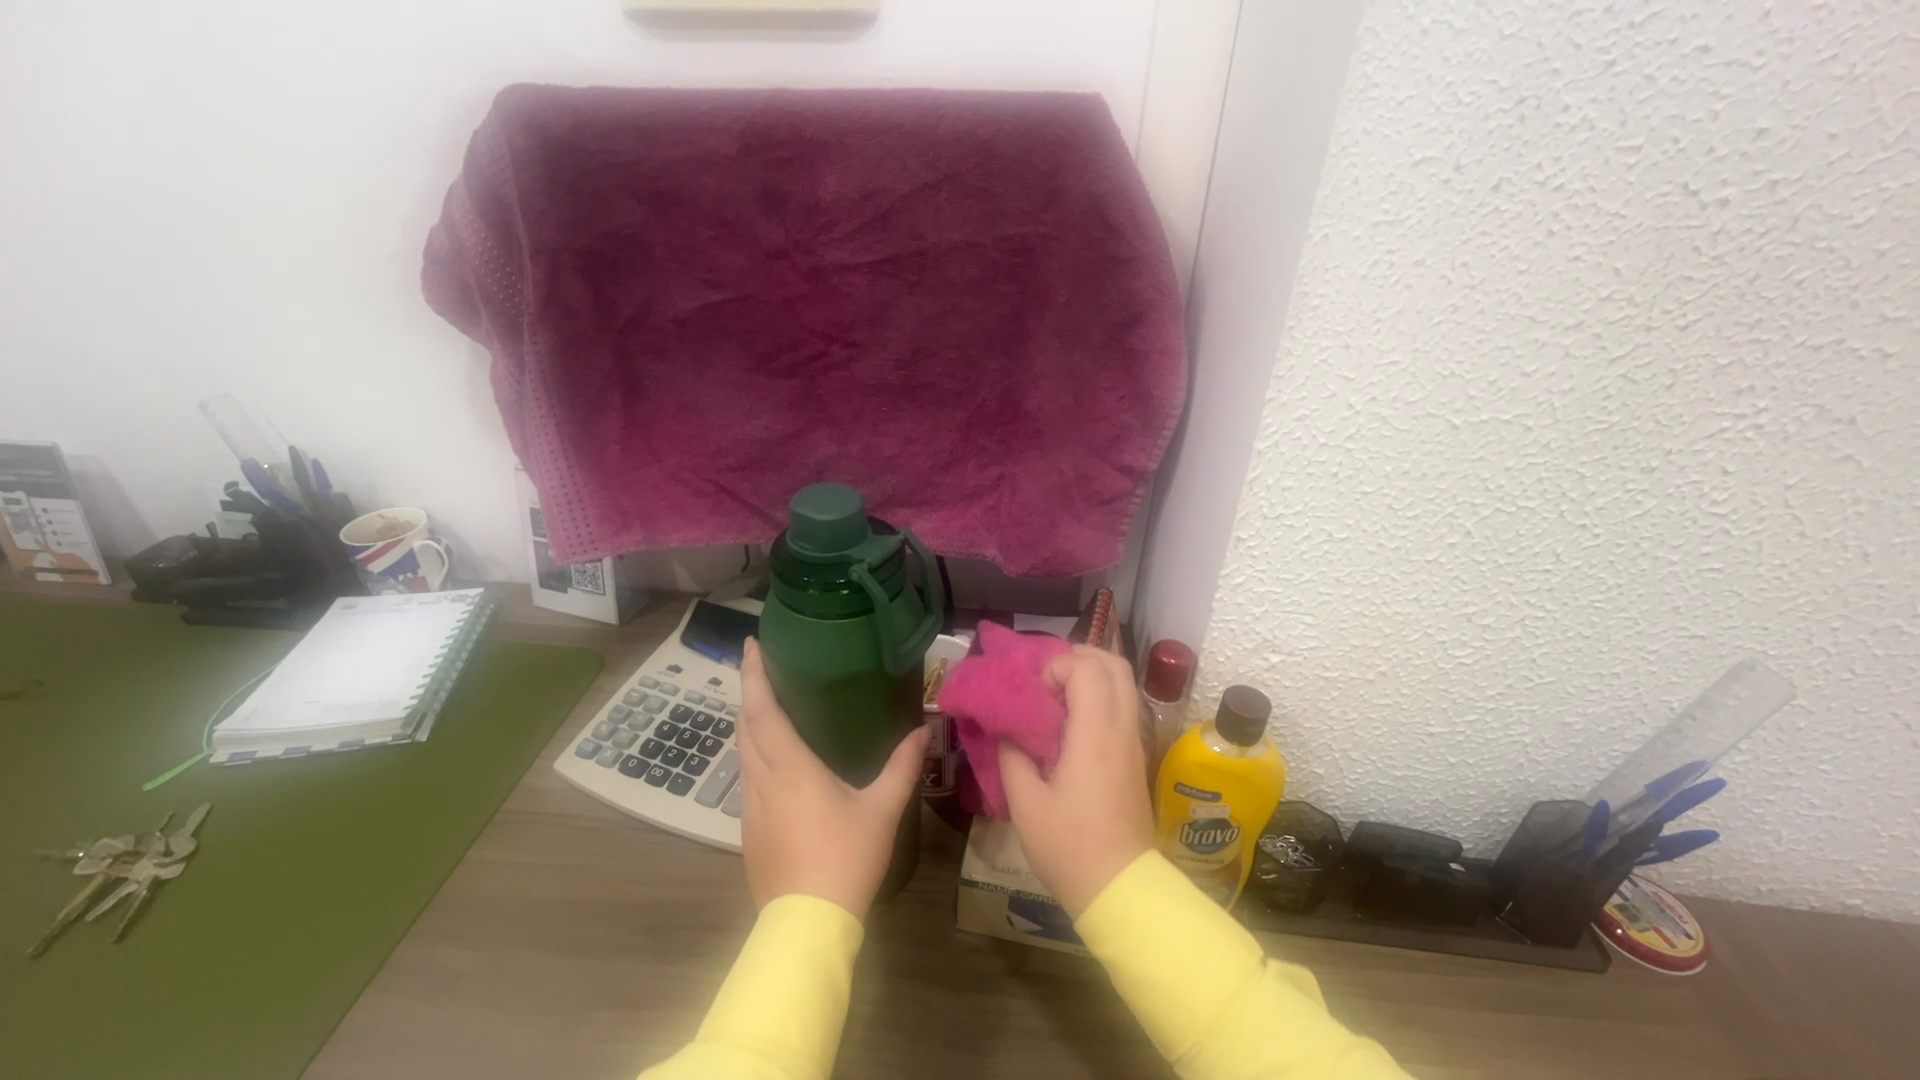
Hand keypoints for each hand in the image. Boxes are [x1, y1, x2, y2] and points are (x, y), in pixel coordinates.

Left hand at [737, 638, 930, 919]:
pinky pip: (746, 777)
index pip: (763, 709)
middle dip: (749, 692)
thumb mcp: (882, 809)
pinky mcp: (748, 829)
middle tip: (759, 666)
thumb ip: (902, 766)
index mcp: (791, 767)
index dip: (753, 675)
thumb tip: (923, 730)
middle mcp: (762, 779)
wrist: (807, 921)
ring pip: (742, 752)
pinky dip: (752, 753)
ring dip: (748, 723)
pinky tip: (770, 760)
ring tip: (763, 704)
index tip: (750, 645)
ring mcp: (750, 806)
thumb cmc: (846, 857)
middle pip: (745, 725)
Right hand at [998, 646, 1155, 917]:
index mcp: (1095, 735)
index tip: (1034, 695)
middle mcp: (1122, 729)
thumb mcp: (1025, 803)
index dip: (1057, 668)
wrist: (1119, 887)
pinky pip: (1124, 707)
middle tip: (1046, 681)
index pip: (1086, 669)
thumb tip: (1006, 728)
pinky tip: (1072, 724)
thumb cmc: (1068, 846)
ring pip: (1124, 684)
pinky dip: (1101, 697)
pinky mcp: (1136, 759)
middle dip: (1078, 659)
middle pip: (1114, 665)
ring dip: (1092, 677)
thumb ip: (1012, 756)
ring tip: (1057, 699)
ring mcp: (1134, 743)